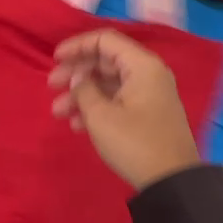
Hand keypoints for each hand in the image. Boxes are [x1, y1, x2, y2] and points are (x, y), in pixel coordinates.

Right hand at [48, 30, 202, 190]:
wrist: (172, 182)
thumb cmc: (134, 143)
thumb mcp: (101, 116)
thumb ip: (83, 89)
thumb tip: (78, 77)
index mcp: (142, 66)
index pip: (105, 40)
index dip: (77, 46)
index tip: (54, 59)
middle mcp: (148, 74)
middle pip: (105, 62)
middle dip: (75, 74)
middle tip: (51, 87)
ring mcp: (149, 95)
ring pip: (108, 84)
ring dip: (81, 95)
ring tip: (58, 114)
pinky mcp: (147, 114)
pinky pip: (117, 100)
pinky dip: (96, 108)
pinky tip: (77, 125)